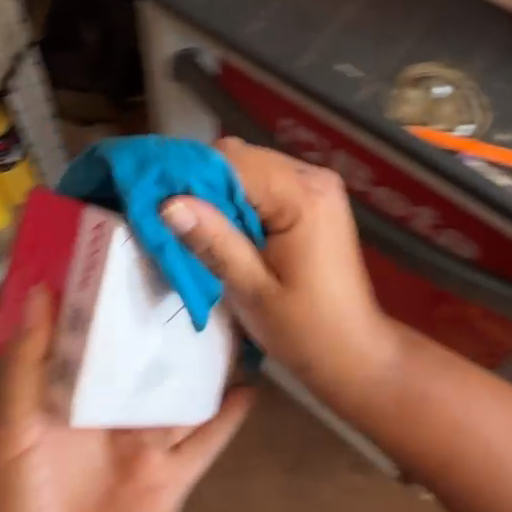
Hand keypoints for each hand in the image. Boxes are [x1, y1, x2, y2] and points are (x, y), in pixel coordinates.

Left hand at [0, 288, 254, 511]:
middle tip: (195, 276)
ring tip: (230, 319)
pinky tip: (250, 386)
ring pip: (181, 394)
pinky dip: (228, 417)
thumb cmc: (22, 505)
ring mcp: (143, 444)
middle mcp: (111, 412)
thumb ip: (28, 363)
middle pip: (145, 361)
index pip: (95, 336)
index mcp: (70, 396)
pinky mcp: (170, 478)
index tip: (135, 254)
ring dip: (204, 364)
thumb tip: (40, 288)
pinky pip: (205, 443)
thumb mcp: (15, 431)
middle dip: (165, 325)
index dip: (113, 299)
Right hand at [160, 137, 400, 401]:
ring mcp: (315, 182)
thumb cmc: (306, 331)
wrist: (356, 354)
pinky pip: (262, 178)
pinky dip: (237, 196)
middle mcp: (312, 176)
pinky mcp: (312, 194)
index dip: (189, 176)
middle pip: (238, 157)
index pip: (231, 162)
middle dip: (201, 183)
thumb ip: (214, 243)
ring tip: (197, 227)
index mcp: (302, 197)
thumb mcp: (252, 292)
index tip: (155, 200)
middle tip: (173, 219)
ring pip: (247, 164)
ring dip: (217, 190)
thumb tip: (168, 204)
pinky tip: (226, 228)